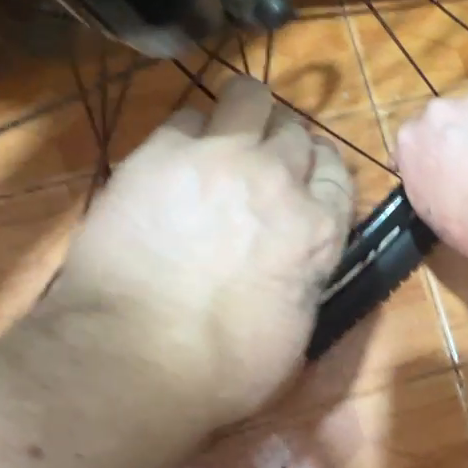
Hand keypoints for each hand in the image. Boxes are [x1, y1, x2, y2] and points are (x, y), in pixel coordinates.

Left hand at [45, 76, 354, 425]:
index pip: (335, 171)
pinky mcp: (159, 152)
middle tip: (254, 172)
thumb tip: (296, 257)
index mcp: (318, 228)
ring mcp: (217, 157)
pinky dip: (187, 136)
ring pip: (247, 97)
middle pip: (293, 131)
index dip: (316, 175)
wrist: (132, 359)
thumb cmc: (223, 369)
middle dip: (279, 147)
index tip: (299, 185)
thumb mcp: (295, 329)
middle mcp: (276, 178)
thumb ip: (305, 272)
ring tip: (221, 144)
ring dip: (242, 117)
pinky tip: (172, 166)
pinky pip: (185, 118)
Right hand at [395, 96, 467, 261]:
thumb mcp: (427, 211)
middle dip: (453, 140)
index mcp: (410, 139)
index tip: (436, 172)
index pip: (412, 142)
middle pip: (443, 121)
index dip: (426, 157)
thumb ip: (424, 181)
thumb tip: (435, 179)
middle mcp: (439, 113)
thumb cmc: (467, 222)